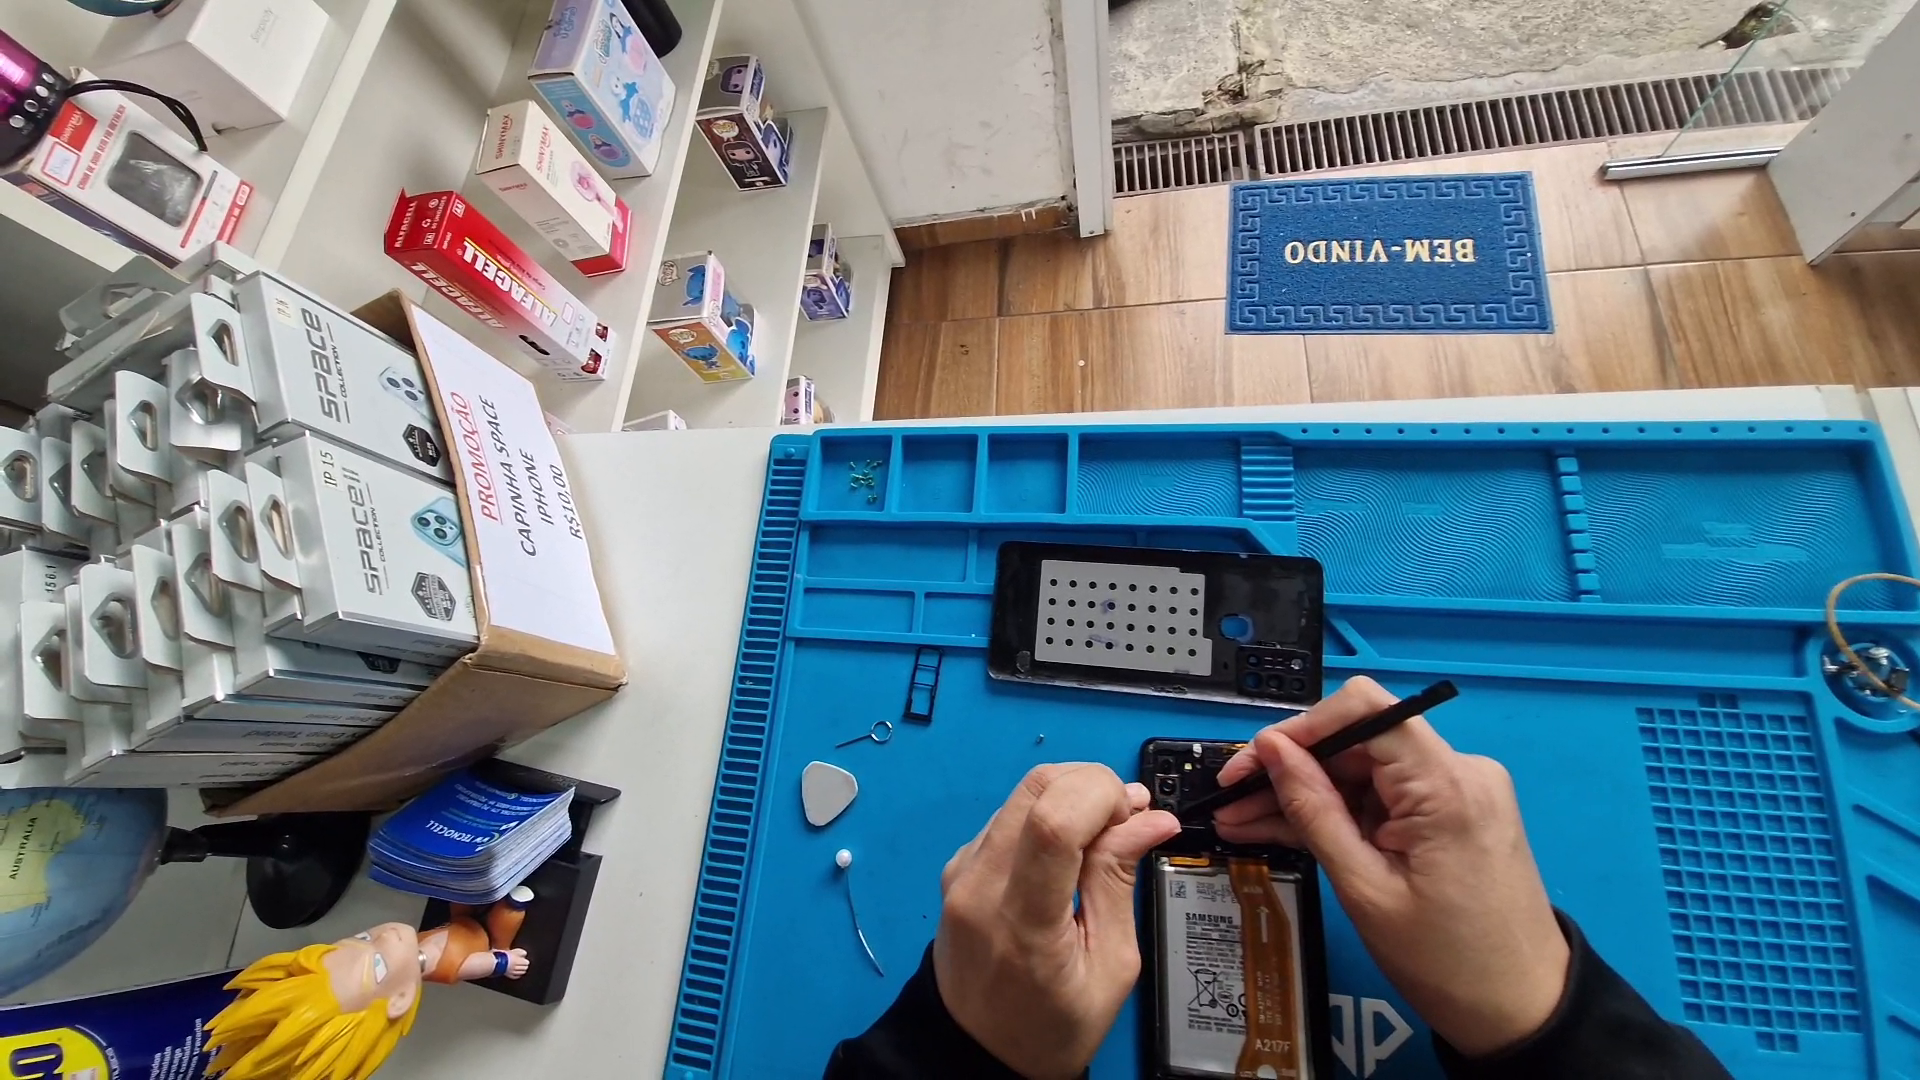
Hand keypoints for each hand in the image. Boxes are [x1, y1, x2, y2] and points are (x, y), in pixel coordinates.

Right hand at [503, 948, 529, 978]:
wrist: (496, 962)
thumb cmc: (505, 956)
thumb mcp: (515, 951)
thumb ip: (521, 952)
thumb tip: (525, 954)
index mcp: (518, 961)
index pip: (526, 963)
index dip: (526, 961)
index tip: (525, 960)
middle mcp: (515, 967)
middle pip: (525, 968)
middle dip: (525, 966)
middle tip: (524, 965)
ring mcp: (512, 972)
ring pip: (521, 973)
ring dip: (522, 970)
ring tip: (522, 969)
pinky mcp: (508, 975)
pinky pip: (515, 977)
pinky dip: (518, 975)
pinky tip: (518, 973)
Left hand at [934, 764, 1181, 1078]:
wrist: (972, 1049)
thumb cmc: (1050, 1025)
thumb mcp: (1109, 969)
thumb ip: (1119, 882)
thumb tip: (1151, 818)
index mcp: (1020, 921)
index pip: (1051, 824)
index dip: (1100, 797)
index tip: (1136, 813)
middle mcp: (979, 881)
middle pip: (1036, 787)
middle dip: (1093, 783)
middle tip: (1129, 814)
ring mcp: (963, 865)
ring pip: (1023, 791)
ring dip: (1074, 791)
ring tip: (1110, 824)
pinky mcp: (960, 860)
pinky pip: (1011, 812)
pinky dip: (1050, 808)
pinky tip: (1075, 838)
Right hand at [1213, 677, 1569, 1057]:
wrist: (1524, 1014)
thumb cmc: (1449, 962)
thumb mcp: (1364, 887)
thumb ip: (1312, 809)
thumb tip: (1269, 748)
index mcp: (1446, 785)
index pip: (1365, 709)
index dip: (1303, 725)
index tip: (1260, 759)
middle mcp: (1454, 770)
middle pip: (1351, 739)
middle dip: (1286, 765)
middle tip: (1231, 796)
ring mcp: (1448, 789)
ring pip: (1351, 768)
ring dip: (1296, 792)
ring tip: (1238, 817)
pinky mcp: (1439, 809)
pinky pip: (1369, 794)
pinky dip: (1326, 810)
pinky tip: (1272, 825)